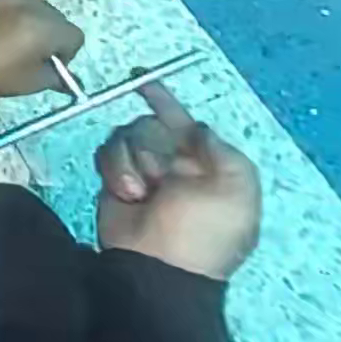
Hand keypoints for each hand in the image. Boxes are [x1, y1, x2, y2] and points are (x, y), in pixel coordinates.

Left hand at [0, 0, 83, 97]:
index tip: (47, 61)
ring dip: (28, 9)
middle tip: (24, 45)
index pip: (74, 36)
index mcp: (48, 28)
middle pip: (53, 15)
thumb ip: (54, 76)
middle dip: (45, 31)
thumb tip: (64, 76)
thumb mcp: (29, 83)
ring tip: (9, 23)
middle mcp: (32, 2)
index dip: (64, 52)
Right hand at [94, 83, 261, 279]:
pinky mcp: (115, 176)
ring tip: (139, 191)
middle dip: (150, 146)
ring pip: (124, 136)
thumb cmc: (200, 230)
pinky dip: (114, 169)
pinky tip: (125, 191)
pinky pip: (106, 152)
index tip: (141, 79)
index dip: (164, 100)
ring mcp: (142, 169)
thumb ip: (223, 153)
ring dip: (131, 162)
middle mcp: (174, 163)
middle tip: (157, 176)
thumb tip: (196, 127)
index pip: (184, 122)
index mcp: (207, 165)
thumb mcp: (233, 195)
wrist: (155, 262)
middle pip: (149, 125)